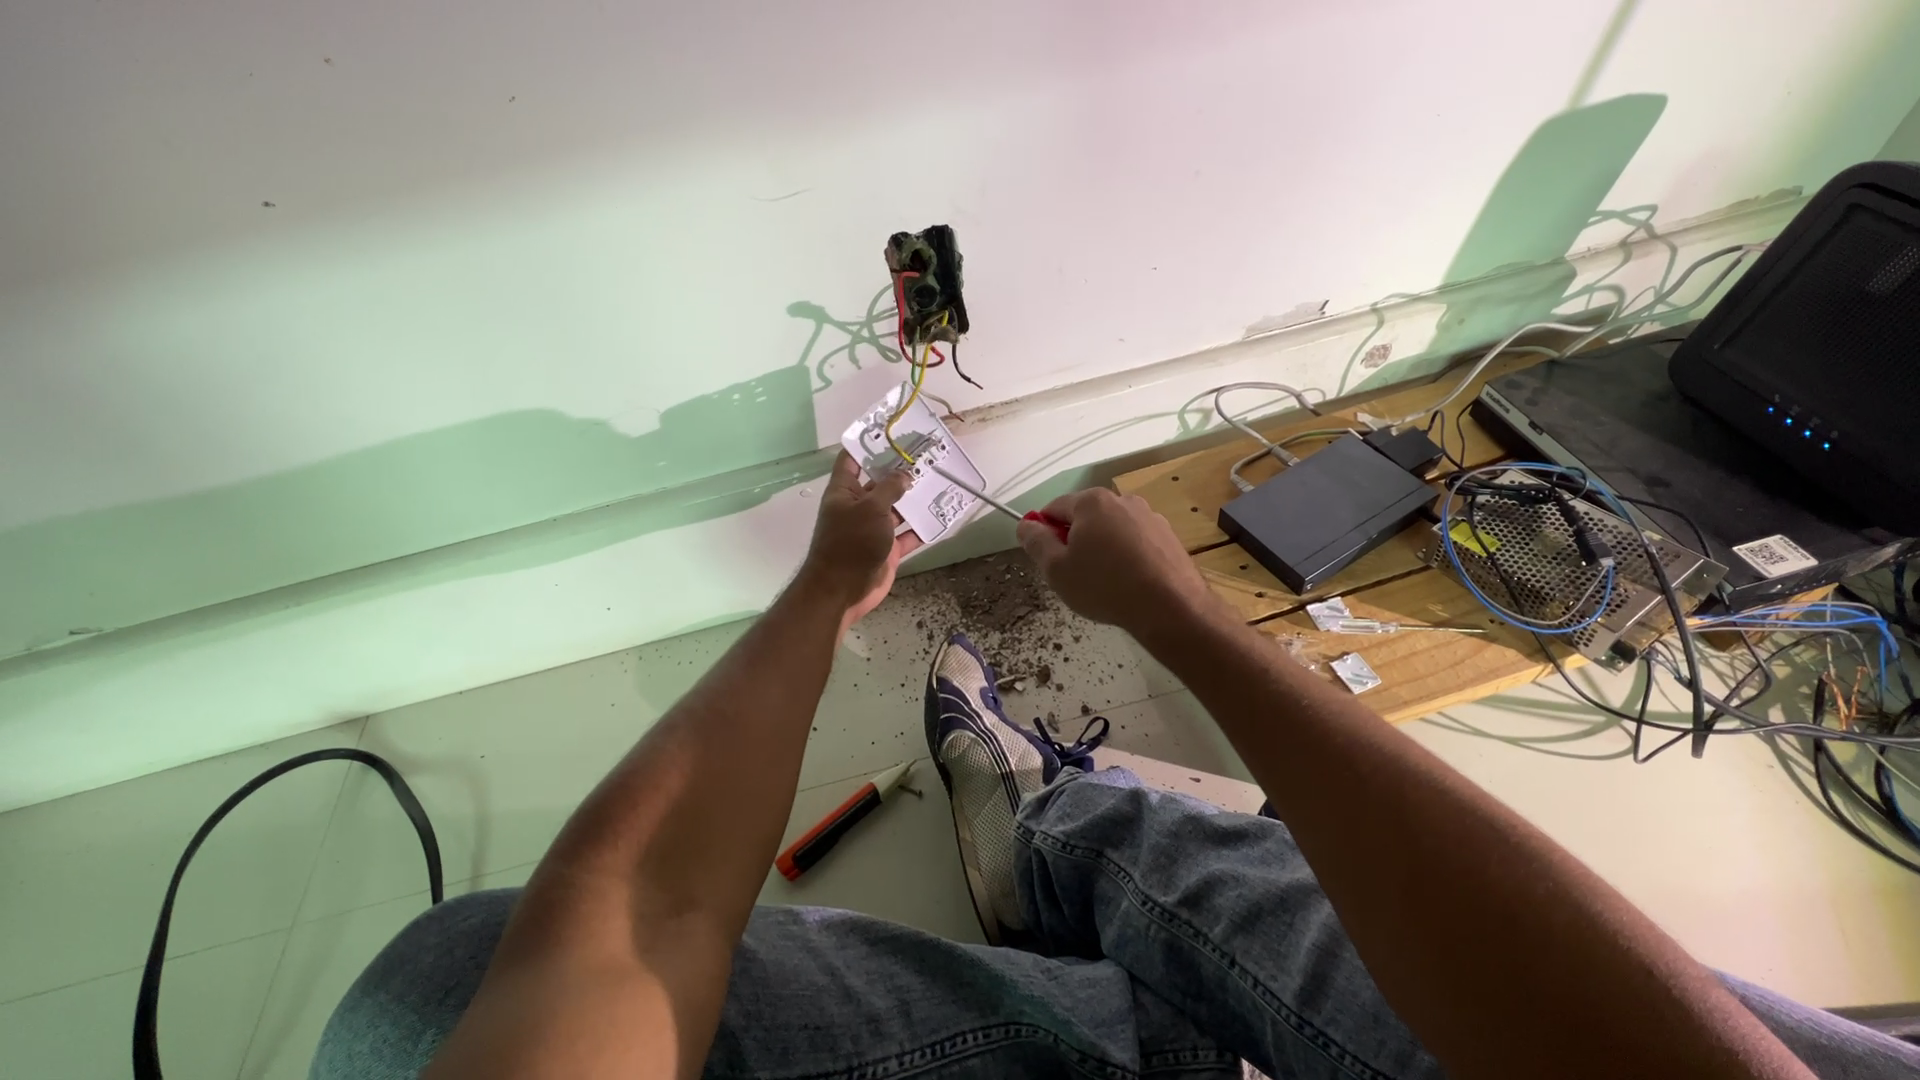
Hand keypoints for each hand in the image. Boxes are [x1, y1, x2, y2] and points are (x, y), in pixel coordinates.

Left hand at [796, 451, 922, 630]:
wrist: (843, 590)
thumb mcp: (871, 508)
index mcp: (844, 491)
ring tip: (938, 481)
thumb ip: (889, 488)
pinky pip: (906, 535)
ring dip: (914, 499)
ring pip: (896, 509)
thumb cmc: (851, 542)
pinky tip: (940, 516)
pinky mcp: (886, 550)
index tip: (889, 433)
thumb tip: (904, 474)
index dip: (867, 445)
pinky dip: (921, 528)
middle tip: (926, 456)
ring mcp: (872, 529)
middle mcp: (857, 507)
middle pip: (879, 483)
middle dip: (900, 471)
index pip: (852, 460)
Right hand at [1016, 488, 1217, 637]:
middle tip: (1075, 576)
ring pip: (1112, 530)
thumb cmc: (1105, 586)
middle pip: (1085, 517)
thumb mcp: (1057, 569)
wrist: (1170, 607)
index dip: (1044, 533)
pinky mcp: (1168, 536)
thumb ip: (1036, 542)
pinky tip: (1130, 583)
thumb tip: (1025, 524)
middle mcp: (1122, 500)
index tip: (1048, 560)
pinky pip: (1136, 542)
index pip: (1054, 508)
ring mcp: (1149, 516)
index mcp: (1091, 502)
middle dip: (1075, 541)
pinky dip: (1127, 557)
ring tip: (1105, 583)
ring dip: (1102, 549)